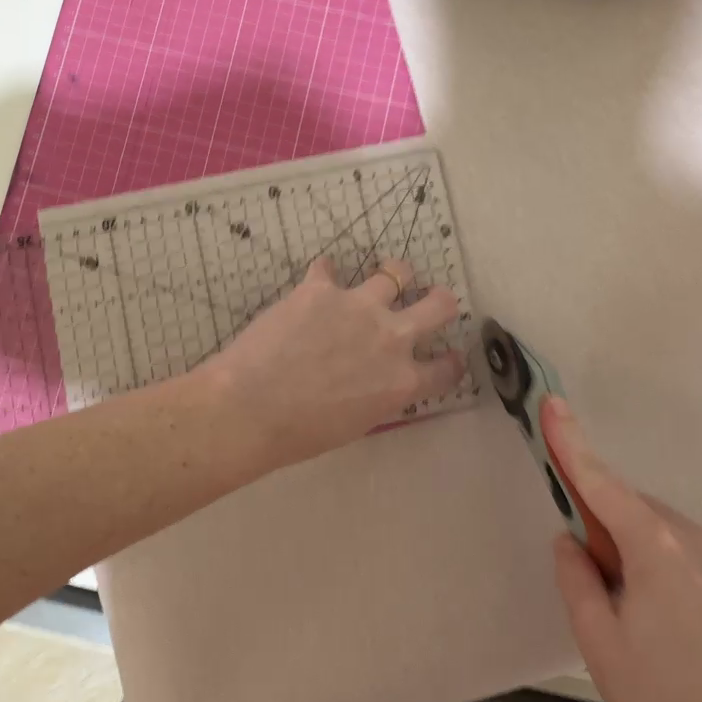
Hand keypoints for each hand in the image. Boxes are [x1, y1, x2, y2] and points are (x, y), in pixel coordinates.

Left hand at [201, 256, 463, 469]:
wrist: (251, 407)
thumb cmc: (300, 434)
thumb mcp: (356, 423)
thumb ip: (377, 394)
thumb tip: (373, 380)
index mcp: (402, 383)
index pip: (446, 368)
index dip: (450, 362)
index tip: (447, 357)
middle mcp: (391, 338)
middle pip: (440, 305)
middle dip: (441, 302)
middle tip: (432, 302)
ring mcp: (358, 306)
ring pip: (396, 272)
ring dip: (393, 276)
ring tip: (382, 279)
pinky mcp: (321, 288)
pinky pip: (328, 267)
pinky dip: (324, 273)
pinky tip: (317, 279)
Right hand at [542, 397, 701, 701]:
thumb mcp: (600, 644)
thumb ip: (575, 579)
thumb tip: (571, 541)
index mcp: (657, 548)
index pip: (601, 482)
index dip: (571, 443)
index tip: (550, 402)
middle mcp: (700, 541)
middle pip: (635, 510)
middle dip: (606, 524)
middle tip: (593, 576)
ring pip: (667, 534)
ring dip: (640, 549)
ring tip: (639, 617)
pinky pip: (696, 556)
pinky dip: (671, 567)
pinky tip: (676, 625)